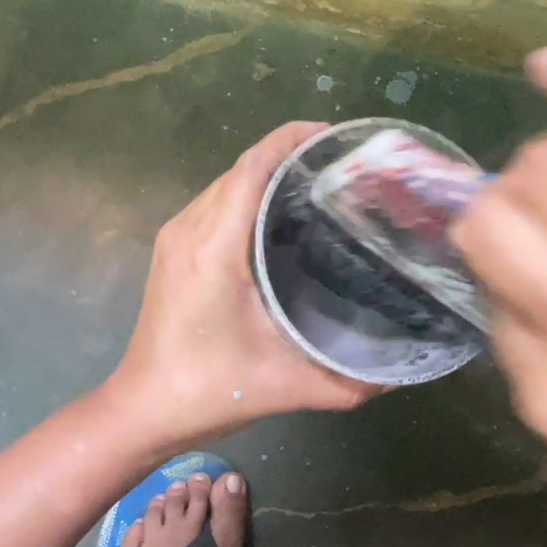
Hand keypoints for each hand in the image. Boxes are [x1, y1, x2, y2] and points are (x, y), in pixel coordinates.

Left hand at [109, 121, 376, 446]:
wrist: (144, 409)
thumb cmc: (211, 390)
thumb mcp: (291, 386)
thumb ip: (352, 382)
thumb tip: (402, 369)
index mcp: (215, 245)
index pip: (252, 167)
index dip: (291, 141)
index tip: (334, 136)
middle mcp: (190, 229)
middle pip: (241, 169)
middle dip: (288, 156)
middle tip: (341, 167)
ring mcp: (175, 237)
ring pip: (225, 185)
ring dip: (266, 175)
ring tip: (317, 185)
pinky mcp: (171, 250)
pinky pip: (213, 204)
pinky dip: (246, 197)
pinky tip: (278, 219)